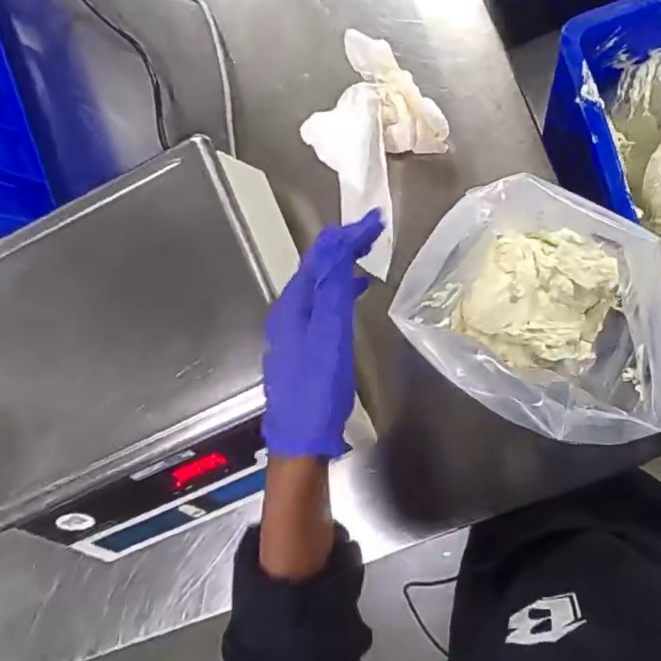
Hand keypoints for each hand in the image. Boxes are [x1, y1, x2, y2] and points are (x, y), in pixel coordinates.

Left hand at [262, 210, 383, 457]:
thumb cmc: (318, 389)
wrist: (301, 438)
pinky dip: (339, 293)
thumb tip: (339, 252)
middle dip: (342, 248)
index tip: (373, 222)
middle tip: (372, 233)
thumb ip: (335, 294)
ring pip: (318, 288)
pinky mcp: (302, 349)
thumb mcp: (331, 338)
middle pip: (314, 270)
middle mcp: (287, 315)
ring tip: (365, 257)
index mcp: (293, 307)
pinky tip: (352, 297)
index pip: (318, 259)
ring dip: (341, 270)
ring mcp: (292, 333)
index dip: (345, 237)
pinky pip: (321, 307)